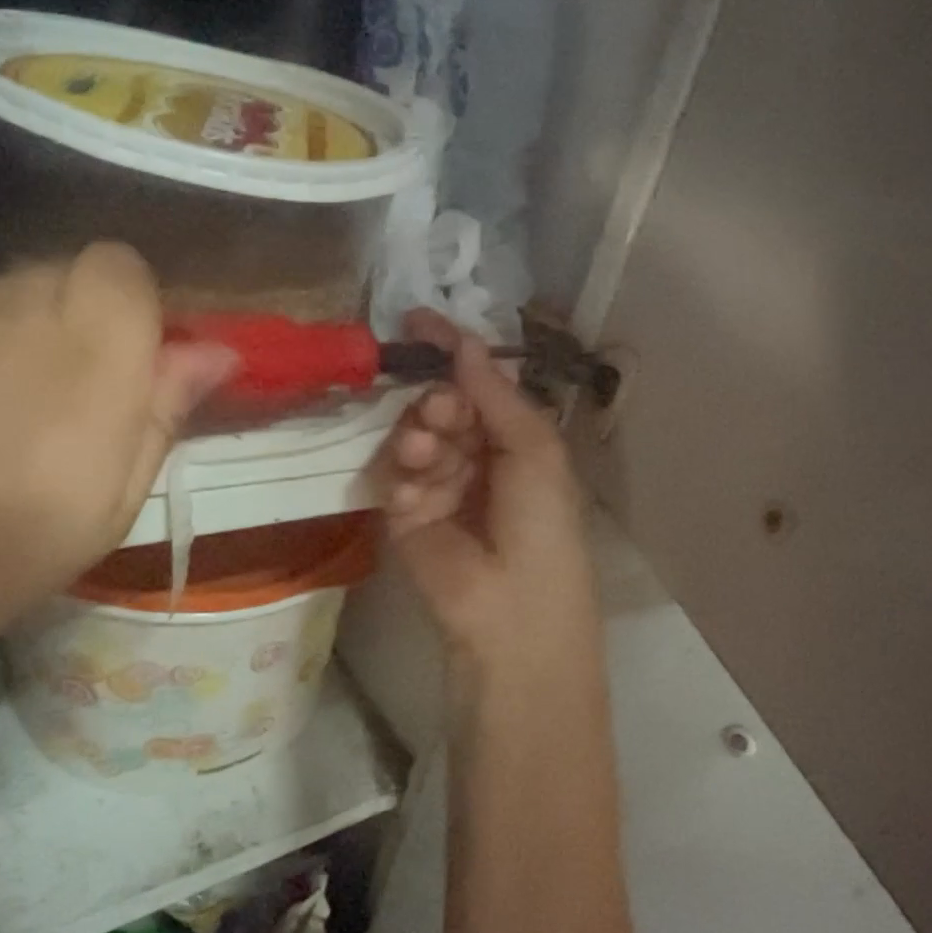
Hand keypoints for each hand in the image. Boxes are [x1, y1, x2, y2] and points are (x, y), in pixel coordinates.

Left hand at [0, 244, 236, 662]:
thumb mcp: (109, 508)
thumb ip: (160, 414)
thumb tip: (213, 352)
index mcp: (87, 354)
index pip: (123, 268)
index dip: (127, 314)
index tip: (118, 371)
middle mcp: (7, 300)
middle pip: (54, 278)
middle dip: (62, 329)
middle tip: (39, 408)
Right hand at [372, 309, 600, 685]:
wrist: (511, 610)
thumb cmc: (541, 526)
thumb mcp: (535, 449)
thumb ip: (495, 393)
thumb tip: (464, 341)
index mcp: (513, 439)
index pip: (475, 383)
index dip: (450, 352)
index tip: (417, 322)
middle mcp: (474, 456)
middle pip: (439, 404)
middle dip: (436, 399)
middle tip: (439, 411)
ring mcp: (435, 486)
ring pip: (410, 436)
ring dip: (416, 436)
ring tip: (426, 452)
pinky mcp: (401, 516)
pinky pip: (391, 478)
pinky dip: (401, 480)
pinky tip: (415, 498)